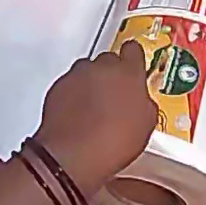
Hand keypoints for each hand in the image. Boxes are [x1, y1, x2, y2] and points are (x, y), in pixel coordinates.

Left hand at [33, 42, 156, 192]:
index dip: (133, 58)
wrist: (75, 155)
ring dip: (91, 83)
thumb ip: (145, 102)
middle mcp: (103, 66)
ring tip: (94, 109)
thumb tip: (142, 102)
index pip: (133, 49)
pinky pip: (69, 83)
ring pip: (88, 71)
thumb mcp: (146, 124)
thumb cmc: (112, 142)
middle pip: (109, 60)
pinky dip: (73, 94)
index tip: (132, 65)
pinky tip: (78, 115)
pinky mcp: (59, 85)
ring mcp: (78, 74)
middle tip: (113, 98)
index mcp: (129, 72)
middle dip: (111, 75)